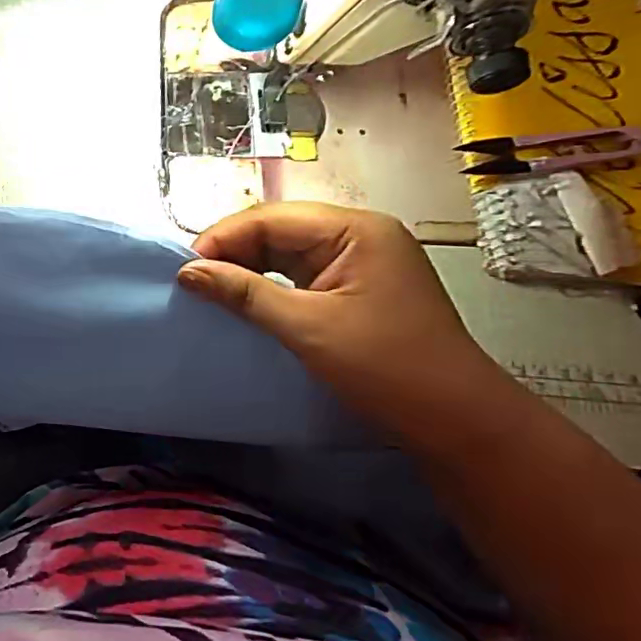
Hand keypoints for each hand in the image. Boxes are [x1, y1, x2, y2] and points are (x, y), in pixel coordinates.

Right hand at [177, 202, 515, 440]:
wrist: (457, 422)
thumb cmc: (386, 368)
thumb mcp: (307, 328)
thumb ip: (244, 293)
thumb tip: (188, 272)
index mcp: (355, 229)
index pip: (272, 218)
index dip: (223, 238)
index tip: (184, 267)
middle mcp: (358, 235)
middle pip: (279, 230)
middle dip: (233, 252)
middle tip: (192, 281)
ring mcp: (360, 262)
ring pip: (288, 253)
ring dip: (249, 269)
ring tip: (209, 290)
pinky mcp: (356, 289)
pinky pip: (302, 276)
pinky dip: (270, 286)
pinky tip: (244, 301)